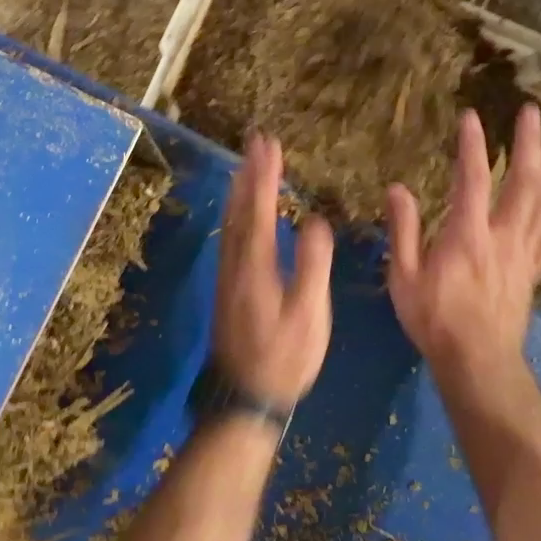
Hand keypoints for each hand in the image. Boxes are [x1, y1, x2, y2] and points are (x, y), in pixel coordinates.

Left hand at [214, 134, 334, 405]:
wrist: (244, 398)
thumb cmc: (284, 359)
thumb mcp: (309, 314)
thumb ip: (312, 265)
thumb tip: (313, 220)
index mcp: (255, 267)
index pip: (259, 210)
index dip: (263, 176)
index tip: (267, 143)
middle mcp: (234, 266)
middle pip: (239, 212)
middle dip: (248, 175)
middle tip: (255, 143)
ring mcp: (227, 280)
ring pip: (230, 226)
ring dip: (239, 194)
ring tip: (247, 167)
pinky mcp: (227, 293)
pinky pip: (230, 241)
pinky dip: (237, 218)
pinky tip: (243, 218)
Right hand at [386, 104, 540, 385]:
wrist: (477, 359)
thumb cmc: (434, 320)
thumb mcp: (404, 278)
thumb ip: (403, 231)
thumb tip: (397, 189)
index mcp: (468, 237)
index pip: (473, 180)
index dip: (473, 146)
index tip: (472, 116)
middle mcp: (504, 237)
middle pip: (525, 181)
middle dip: (530, 143)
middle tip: (533, 112)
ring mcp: (524, 253)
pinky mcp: (534, 269)